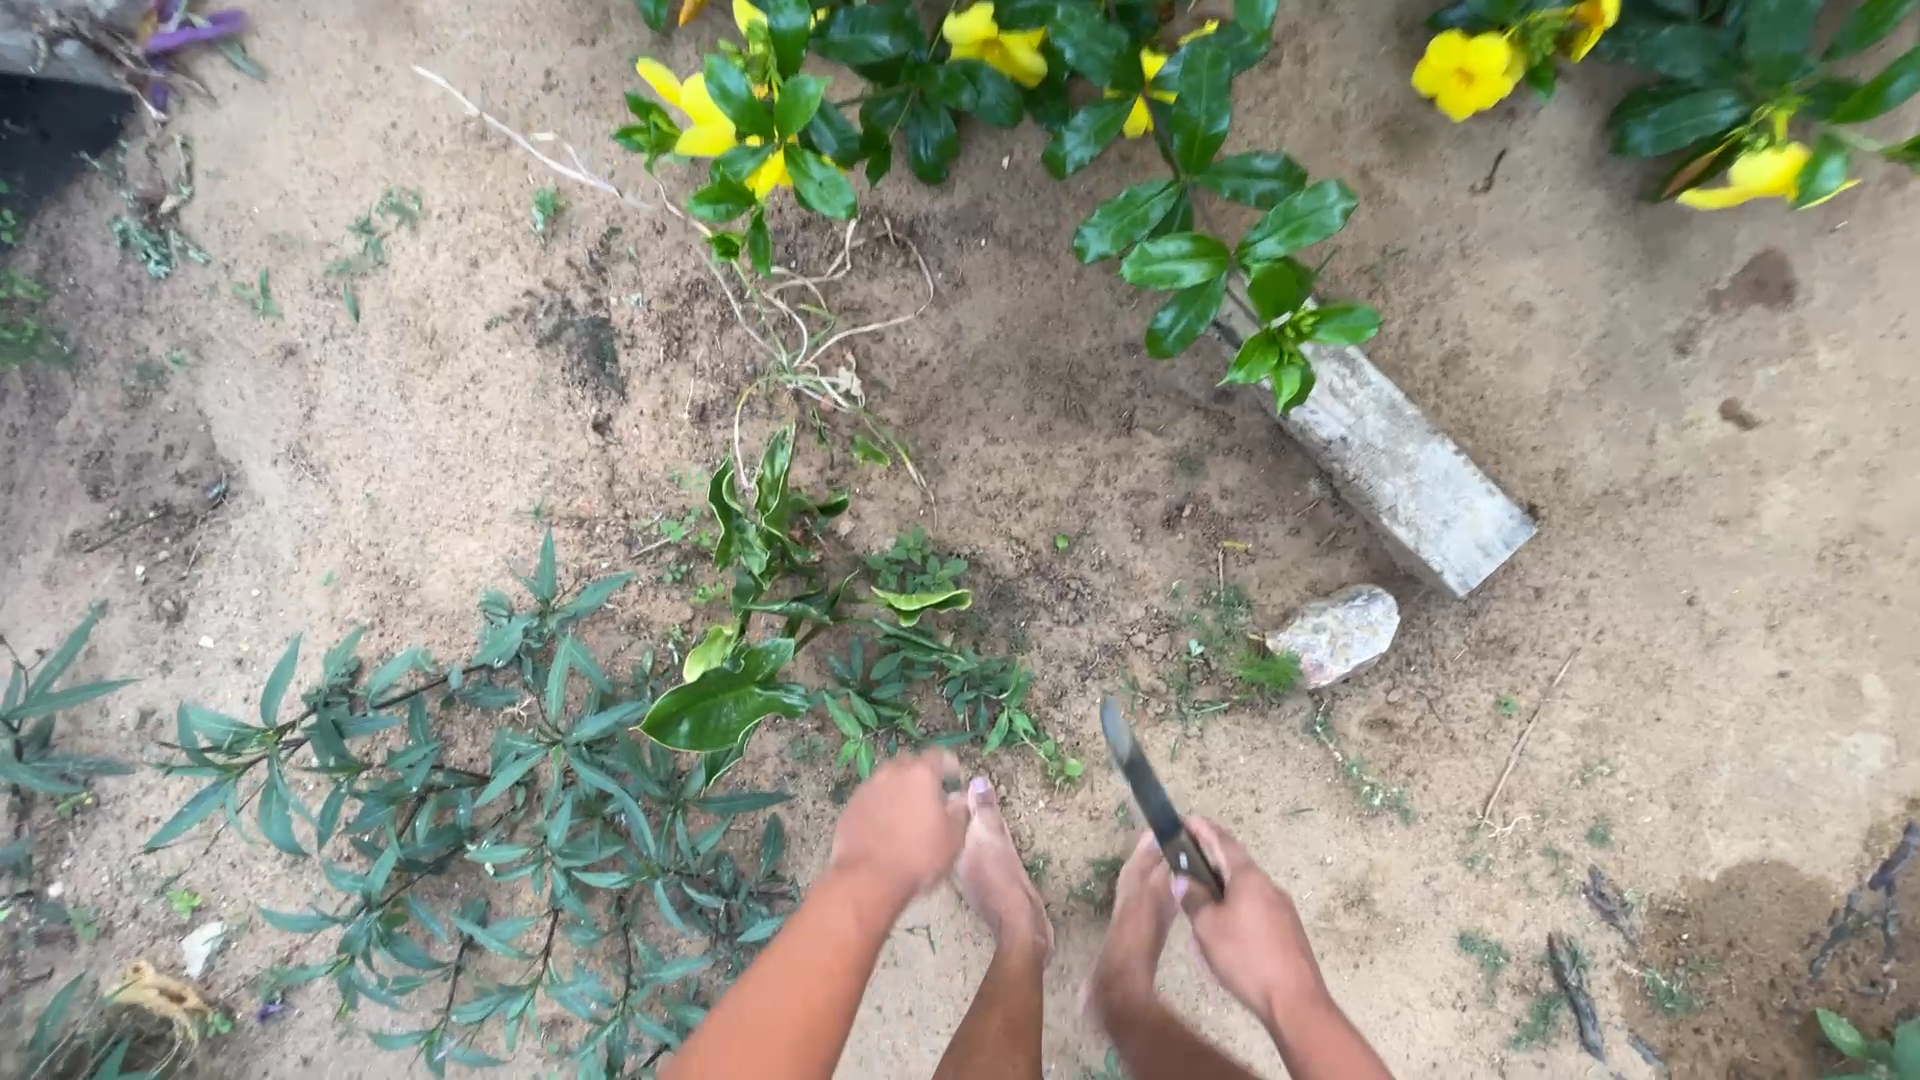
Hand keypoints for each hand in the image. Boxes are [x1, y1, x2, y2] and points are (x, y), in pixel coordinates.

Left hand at [828, 749, 969, 908]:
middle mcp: (892, 772)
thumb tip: (958, 800)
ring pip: (888, 779)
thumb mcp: (953, 838)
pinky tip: (884, 827)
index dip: (949, 766)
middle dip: (921, 775)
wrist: (868, 878)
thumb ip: (960, 812)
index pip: (938, 754)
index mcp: (921, 774)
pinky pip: (871, 797)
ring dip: (899, 789)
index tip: (954, 783)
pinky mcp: (851, 805)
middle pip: (910, 763)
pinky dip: (880, 805)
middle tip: (929, 798)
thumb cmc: (918, 856)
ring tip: (905, 814)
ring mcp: (868, 787)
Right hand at [1179, 817, 1329, 1025]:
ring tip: (1200, 904)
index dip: (1204, 829)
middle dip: (1210, 862)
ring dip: (1222, 891)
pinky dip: (1236, 911)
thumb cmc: (1247, 957)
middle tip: (1186, 864)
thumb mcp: (1207, 927)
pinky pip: (1256, 911)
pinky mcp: (1289, 933)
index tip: (1187, 820)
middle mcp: (1269, 886)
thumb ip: (1192, 898)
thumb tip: (1183, 880)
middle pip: (1235, 865)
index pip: (1223, 841)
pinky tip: (1223, 933)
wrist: (1297, 1004)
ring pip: (1245, 891)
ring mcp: (1283, 910)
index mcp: (1249, 877)